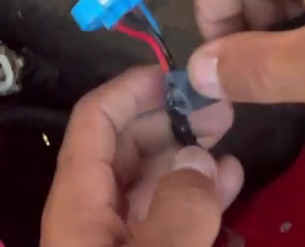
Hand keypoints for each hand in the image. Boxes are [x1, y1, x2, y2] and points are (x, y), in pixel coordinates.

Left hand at [40, 67, 244, 246]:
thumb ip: (179, 213)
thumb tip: (200, 158)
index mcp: (76, 204)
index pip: (94, 120)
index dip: (132, 89)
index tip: (178, 74)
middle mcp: (88, 218)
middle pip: (122, 146)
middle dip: (169, 119)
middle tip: (220, 108)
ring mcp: (111, 244)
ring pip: (146, 182)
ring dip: (187, 154)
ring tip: (228, 133)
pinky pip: (161, 219)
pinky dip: (193, 198)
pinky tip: (229, 182)